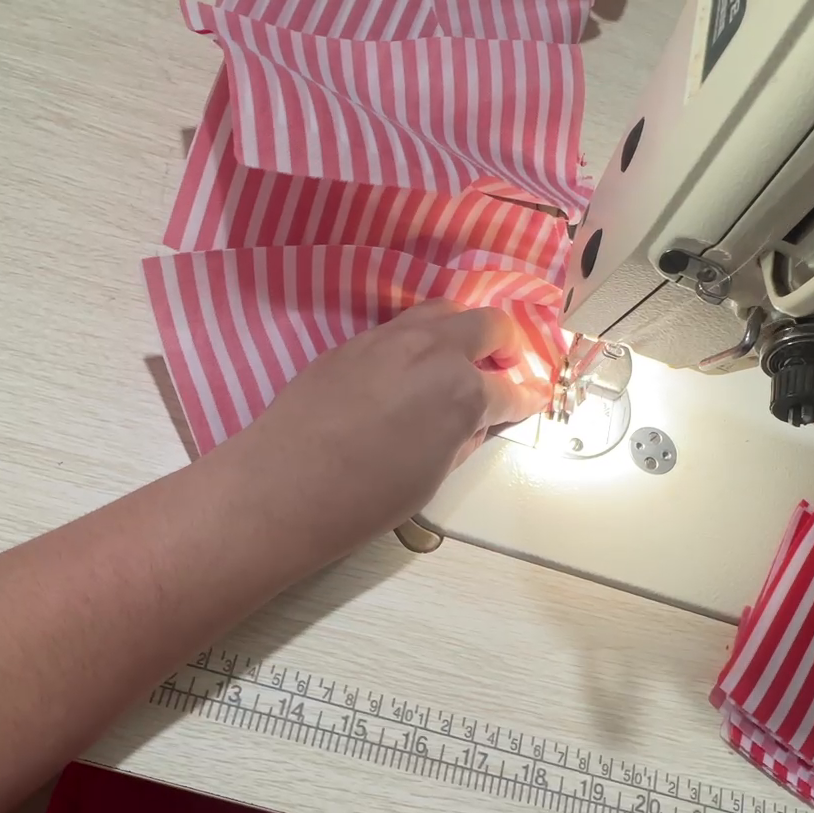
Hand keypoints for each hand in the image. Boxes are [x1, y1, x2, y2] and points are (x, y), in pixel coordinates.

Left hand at [220, 299, 550, 551]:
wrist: (286, 484)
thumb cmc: (366, 499)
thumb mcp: (432, 479)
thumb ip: (461, 440)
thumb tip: (473, 423)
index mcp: (464, 392)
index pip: (511, 390)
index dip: (523, 401)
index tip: (526, 403)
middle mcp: (434, 351)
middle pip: (489, 326)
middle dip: (504, 348)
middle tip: (499, 370)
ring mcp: (390, 338)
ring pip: (443, 311)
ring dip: (460, 331)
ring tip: (454, 360)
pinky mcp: (354, 341)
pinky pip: (400, 326)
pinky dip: (417, 340)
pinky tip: (405, 368)